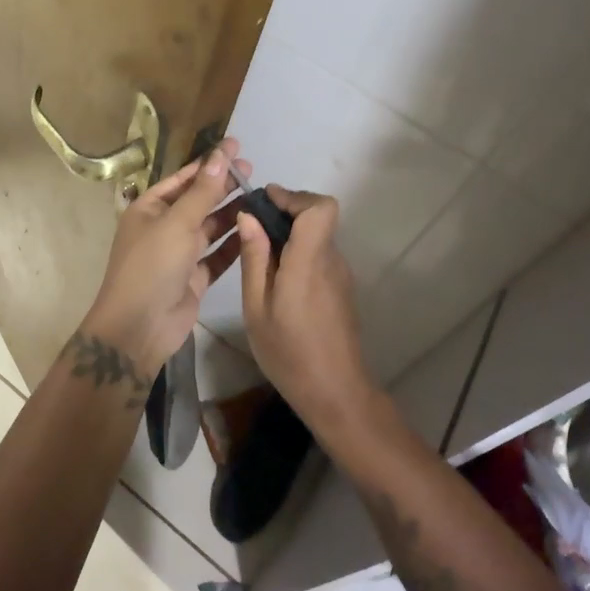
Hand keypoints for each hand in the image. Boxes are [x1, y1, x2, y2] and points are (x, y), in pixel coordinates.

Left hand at [79, 139, 247, 375]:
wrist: (139, 328)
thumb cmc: (152, 266)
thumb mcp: (177, 223)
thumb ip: (202, 191)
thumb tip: (220, 155)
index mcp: (149, 209)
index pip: (182, 179)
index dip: (208, 163)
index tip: (236, 147)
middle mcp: (163, 228)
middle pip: (197, 201)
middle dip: (222, 186)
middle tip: (254, 170)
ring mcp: (179, 255)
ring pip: (210, 228)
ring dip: (231, 213)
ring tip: (261, 196)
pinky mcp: (194, 279)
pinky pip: (218, 256)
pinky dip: (235, 244)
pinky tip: (256, 230)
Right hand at [238, 187, 379, 436]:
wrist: (336, 394)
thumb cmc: (289, 353)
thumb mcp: (257, 307)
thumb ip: (254, 258)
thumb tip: (248, 216)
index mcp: (309, 261)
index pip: (320, 207)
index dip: (293, 196)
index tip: (264, 201)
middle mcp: (331, 261)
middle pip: (317, 217)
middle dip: (284, 212)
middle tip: (251, 228)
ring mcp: (340, 275)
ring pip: (317, 236)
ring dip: (290, 234)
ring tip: (258, 256)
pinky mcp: (341, 290)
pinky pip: (318, 256)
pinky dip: (298, 253)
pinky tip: (276, 280)